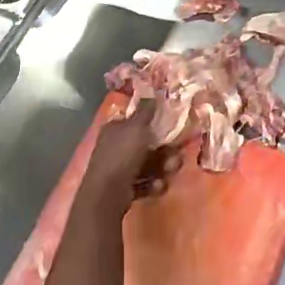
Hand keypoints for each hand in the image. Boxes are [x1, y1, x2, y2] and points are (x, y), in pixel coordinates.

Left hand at [80, 98, 168, 215]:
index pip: (136, 122)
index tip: (172, 130)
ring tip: (169, 173)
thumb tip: (151, 92)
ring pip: (147, 166)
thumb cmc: (122, 154)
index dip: (154, 125)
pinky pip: (143, 183)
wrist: (108, 192)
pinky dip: (152, 185)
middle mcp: (115, 146)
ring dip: (161, 169)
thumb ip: (145, 111)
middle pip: (145, 146)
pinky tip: (156, 187)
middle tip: (176, 158)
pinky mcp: (123, 188)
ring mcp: (118, 168)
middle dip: (164, 153)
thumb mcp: (136, 128)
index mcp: (115, 129)